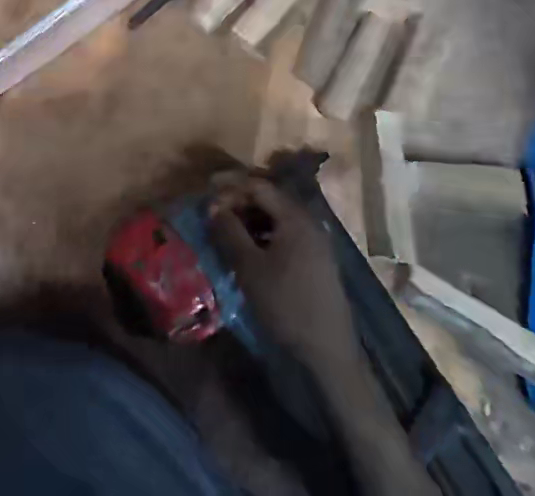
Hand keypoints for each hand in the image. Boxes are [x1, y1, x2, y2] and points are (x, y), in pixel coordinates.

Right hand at [210, 175, 360, 370]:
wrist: (327, 349)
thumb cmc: (285, 303)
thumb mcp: (249, 267)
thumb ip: (229, 231)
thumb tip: (213, 206)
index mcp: (295, 217)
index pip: (259, 186)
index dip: (231, 189)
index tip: (207, 201)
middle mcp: (310, 221)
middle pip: (271, 199)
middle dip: (240, 203)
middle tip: (215, 216)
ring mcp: (317, 241)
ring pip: (279, 218)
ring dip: (252, 220)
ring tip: (229, 233)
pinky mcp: (318, 259)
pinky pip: (288, 234)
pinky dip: (266, 235)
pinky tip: (252, 251)